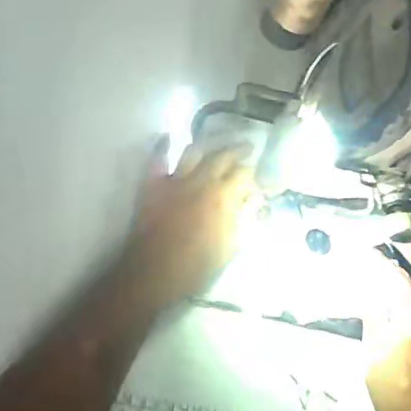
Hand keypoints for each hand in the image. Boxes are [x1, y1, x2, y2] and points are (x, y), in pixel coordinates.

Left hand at [122, 138, 257, 308]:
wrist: (154, 272)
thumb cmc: (196, 267)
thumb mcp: (231, 248)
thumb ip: (245, 222)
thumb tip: (253, 204)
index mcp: (224, 197)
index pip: (245, 174)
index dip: (253, 175)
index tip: (257, 178)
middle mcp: (201, 181)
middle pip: (222, 156)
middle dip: (237, 150)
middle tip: (246, 148)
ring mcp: (175, 180)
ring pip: (194, 152)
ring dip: (208, 146)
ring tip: (216, 144)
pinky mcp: (152, 184)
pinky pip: (157, 159)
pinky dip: (163, 146)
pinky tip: (168, 137)